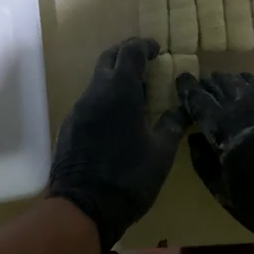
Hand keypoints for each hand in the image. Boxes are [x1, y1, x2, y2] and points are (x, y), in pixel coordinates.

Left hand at [47, 38, 186, 250]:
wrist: (82, 207)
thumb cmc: (128, 177)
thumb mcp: (161, 153)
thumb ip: (172, 124)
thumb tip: (184, 107)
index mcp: (120, 90)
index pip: (130, 51)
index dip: (144, 46)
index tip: (157, 49)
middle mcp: (96, 91)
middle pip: (109, 57)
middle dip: (127, 54)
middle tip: (145, 62)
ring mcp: (79, 108)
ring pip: (97, 79)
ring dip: (115, 77)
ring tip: (136, 94)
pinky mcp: (70, 125)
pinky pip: (89, 100)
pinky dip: (105, 98)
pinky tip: (116, 119)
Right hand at [178, 70, 253, 248]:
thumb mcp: (221, 192)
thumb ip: (202, 161)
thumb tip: (194, 137)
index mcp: (224, 127)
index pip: (199, 97)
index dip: (187, 87)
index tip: (181, 81)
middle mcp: (246, 106)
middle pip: (220, 82)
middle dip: (208, 85)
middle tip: (203, 91)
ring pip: (243, 80)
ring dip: (231, 84)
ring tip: (227, 92)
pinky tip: (253, 98)